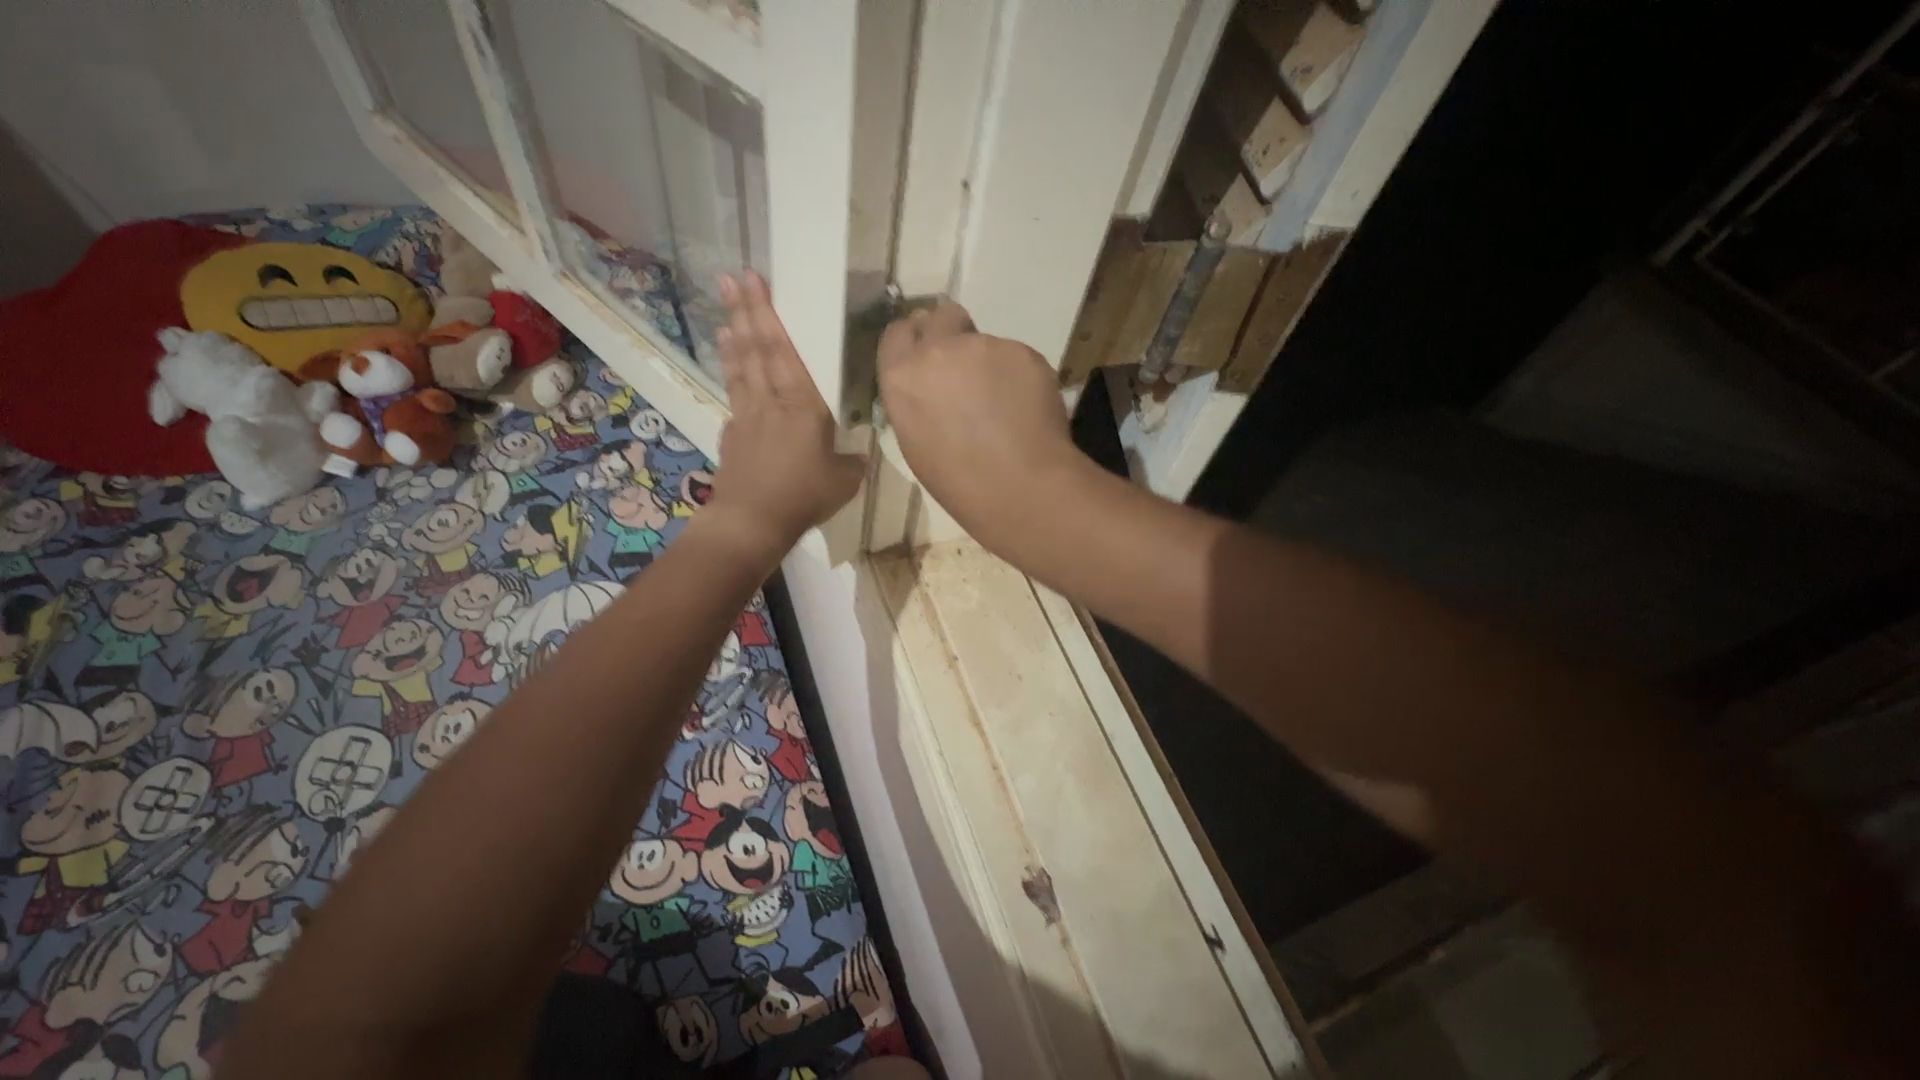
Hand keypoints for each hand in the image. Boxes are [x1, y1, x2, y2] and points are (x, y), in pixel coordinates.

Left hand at [707, 272, 864, 555]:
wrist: (751, 522)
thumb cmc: (803, 497)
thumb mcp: (844, 481)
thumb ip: (852, 463)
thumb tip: (859, 456)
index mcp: (803, 406)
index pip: (784, 350)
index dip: (769, 314)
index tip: (755, 283)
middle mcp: (771, 401)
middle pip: (756, 348)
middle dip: (745, 310)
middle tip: (731, 278)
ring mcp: (747, 416)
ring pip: (740, 367)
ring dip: (733, 335)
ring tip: (726, 310)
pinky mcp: (732, 434)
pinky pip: (733, 394)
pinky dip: (730, 372)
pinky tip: (729, 363)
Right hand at [877, 302, 1086, 542]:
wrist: (1019, 485)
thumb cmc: (958, 480)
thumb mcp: (915, 441)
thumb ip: (917, 398)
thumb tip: (932, 388)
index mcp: (902, 376)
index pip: (898, 333)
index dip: (914, 339)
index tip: (926, 352)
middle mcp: (938, 350)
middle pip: (942, 317)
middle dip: (952, 333)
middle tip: (966, 368)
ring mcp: (984, 346)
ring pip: (984, 342)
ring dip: (989, 364)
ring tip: (1003, 405)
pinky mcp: (1023, 352)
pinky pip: (1017, 358)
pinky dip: (1019, 377)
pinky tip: (1025, 409)